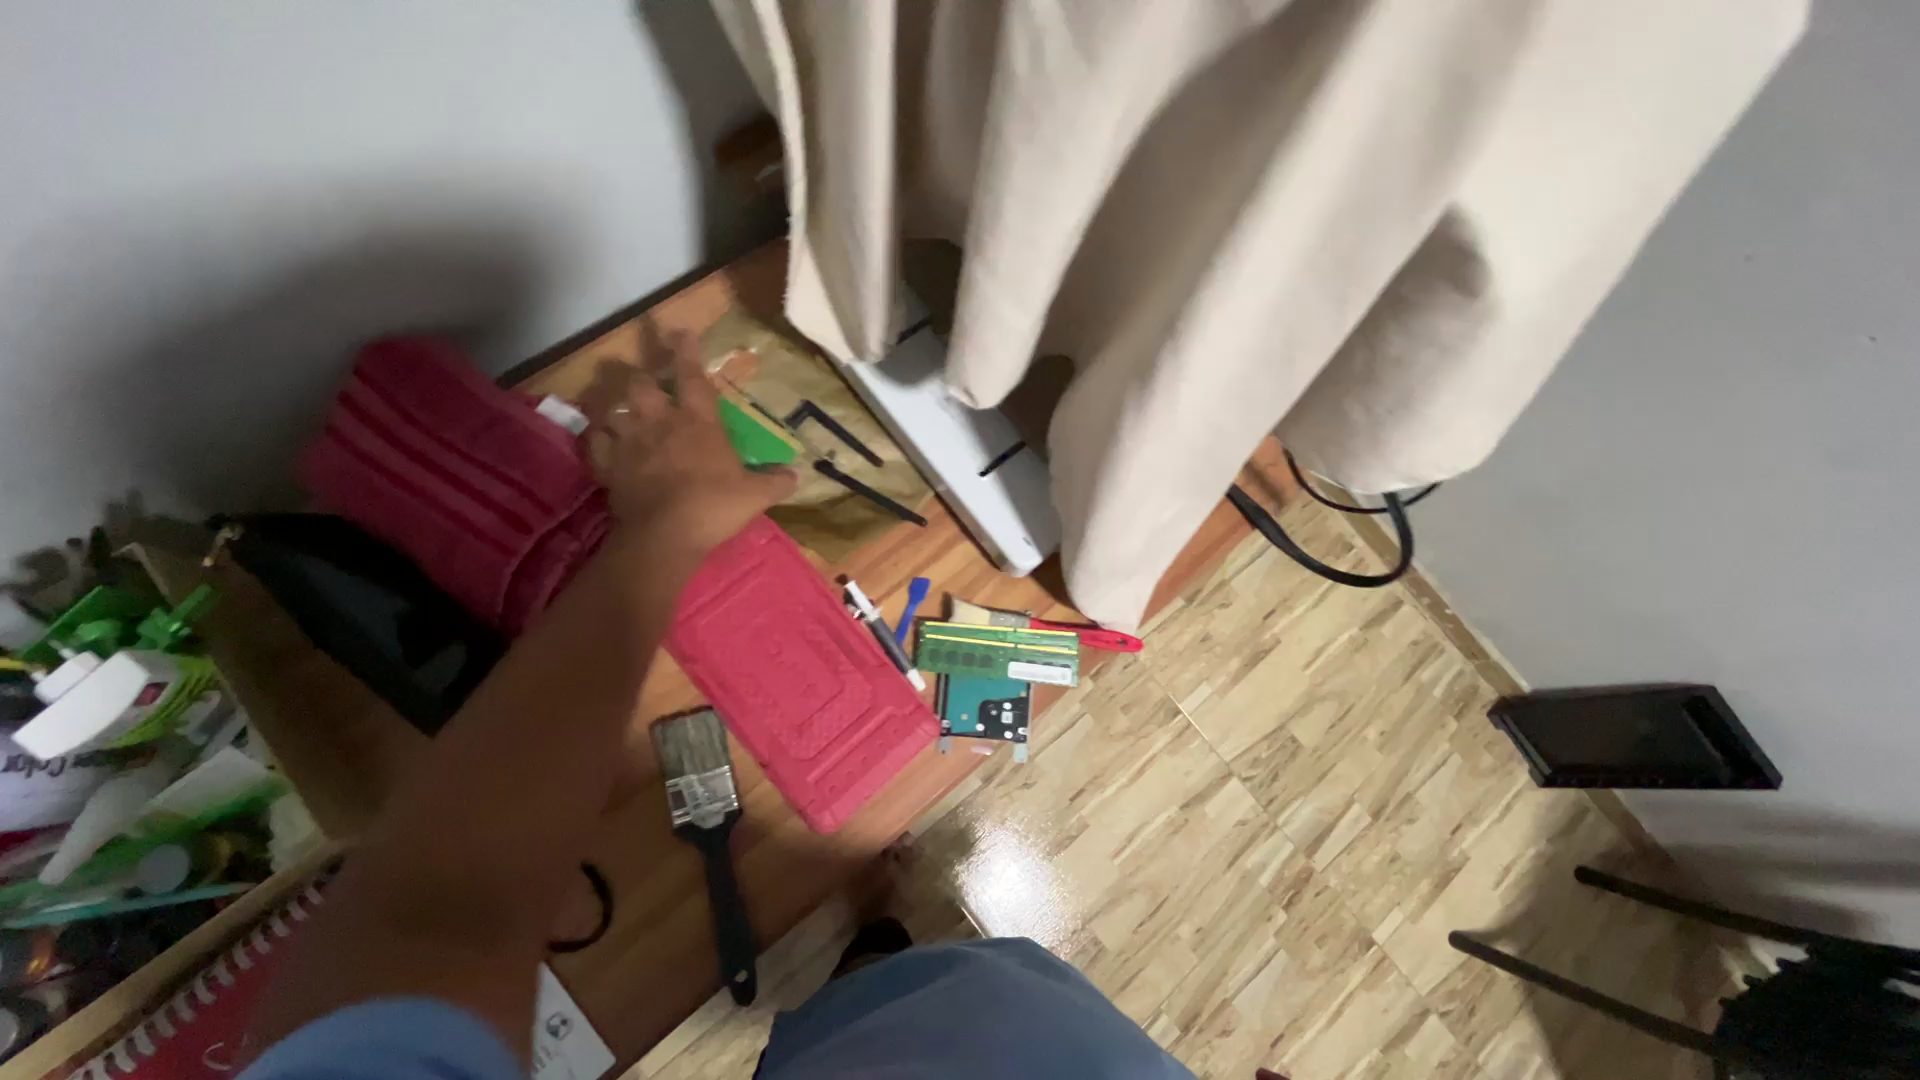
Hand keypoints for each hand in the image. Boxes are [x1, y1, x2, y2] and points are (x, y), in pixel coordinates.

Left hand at [586, 337, 797, 556]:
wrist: (664, 536)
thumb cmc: (713, 507)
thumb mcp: (755, 496)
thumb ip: (775, 482)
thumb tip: (796, 475)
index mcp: (698, 422)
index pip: (692, 376)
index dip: (688, 351)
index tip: (682, 330)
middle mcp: (660, 422)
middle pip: (642, 384)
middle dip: (645, 379)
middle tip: (650, 384)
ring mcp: (629, 443)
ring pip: (615, 409)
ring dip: (620, 407)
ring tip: (625, 412)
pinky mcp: (608, 466)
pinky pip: (596, 442)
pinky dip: (599, 439)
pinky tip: (604, 441)